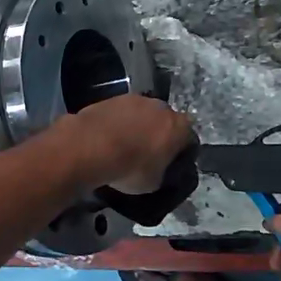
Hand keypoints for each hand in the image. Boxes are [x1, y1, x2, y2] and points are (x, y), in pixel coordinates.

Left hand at [55, 95, 194, 194]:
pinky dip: (117, 123)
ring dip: (136, 126)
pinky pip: (120, 112)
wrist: (92, 146)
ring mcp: (135, 99)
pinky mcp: (111, 98)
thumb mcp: (154, 183)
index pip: (189, 138)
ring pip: (141, 114)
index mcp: (178, 127)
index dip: (181, 151)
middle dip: (158, 134)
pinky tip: (107, 138)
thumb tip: (159, 171)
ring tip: (123, 145)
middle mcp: (161, 107)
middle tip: (146, 153)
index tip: (171, 162)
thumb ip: (162, 173)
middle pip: (165, 121)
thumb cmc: (130, 167)